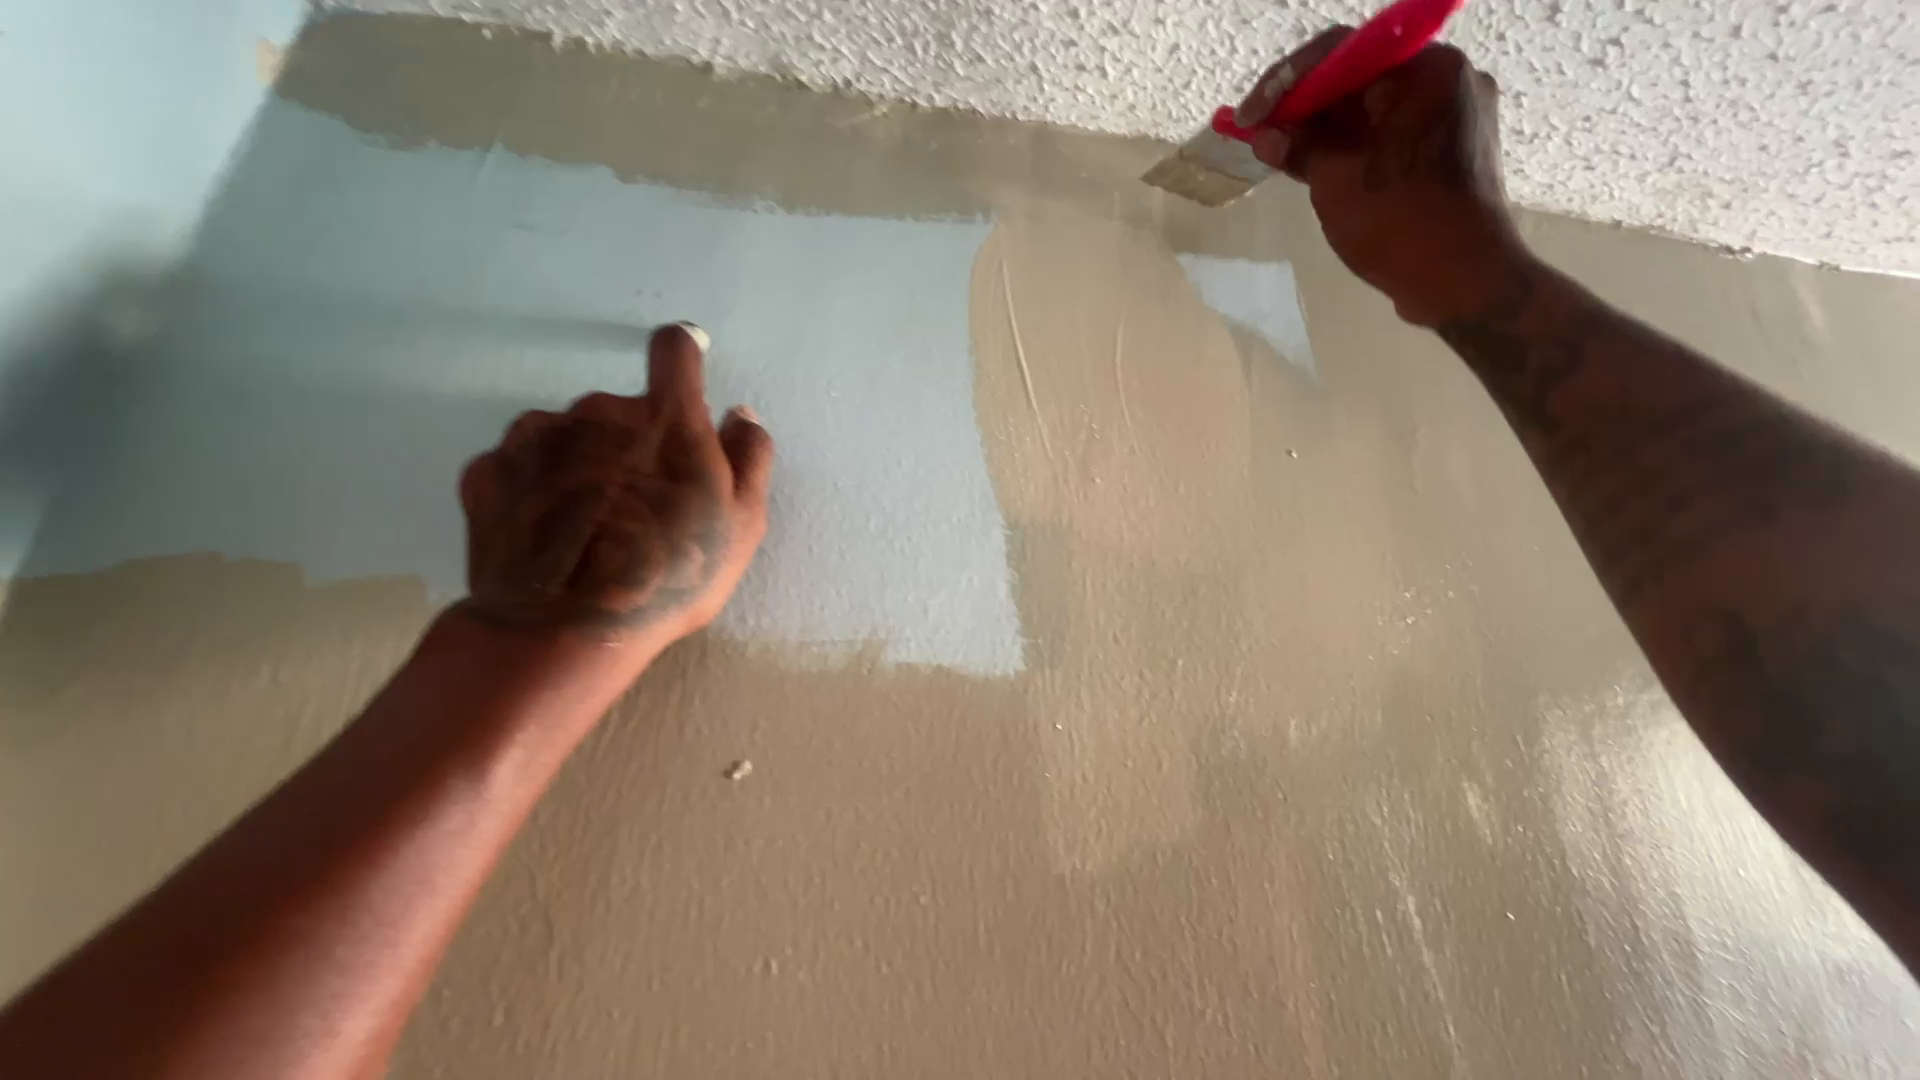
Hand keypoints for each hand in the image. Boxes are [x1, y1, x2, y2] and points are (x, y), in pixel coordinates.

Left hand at [455, 323, 772, 674]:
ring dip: (582, 463)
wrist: (564, 632)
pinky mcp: (488, 470)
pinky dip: (537, 488)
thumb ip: (749, 458)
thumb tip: (740, 414)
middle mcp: (595, 410)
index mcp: (663, 418)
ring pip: (567, 436)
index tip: (688, 359)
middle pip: (619, 409)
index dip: (685, 350)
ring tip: (588, 527)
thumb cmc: (671, 575)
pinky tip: (548, 534)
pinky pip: (522, 466)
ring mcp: (533, 437)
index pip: (674, 350)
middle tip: (639, 503)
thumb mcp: (742, 525)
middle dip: (631, 442)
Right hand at [1236, 30, 1526, 325]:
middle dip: (1305, 107)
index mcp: (1426, 71)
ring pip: (1373, 111)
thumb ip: (1300, 149)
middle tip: (1259, 135)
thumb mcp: (1336, 182)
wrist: (1462, 280)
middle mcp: (1446, 81)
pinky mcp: (1449, 153)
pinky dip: (1352, 148)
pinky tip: (1318, 169)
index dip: (1286, 82)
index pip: (1343, 52)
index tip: (1249, 117)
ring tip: (1280, 155)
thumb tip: (1267, 136)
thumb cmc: (1400, 223)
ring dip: (1325, 130)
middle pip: (1360, 79)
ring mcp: (1452, 118)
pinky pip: (1390, 136)